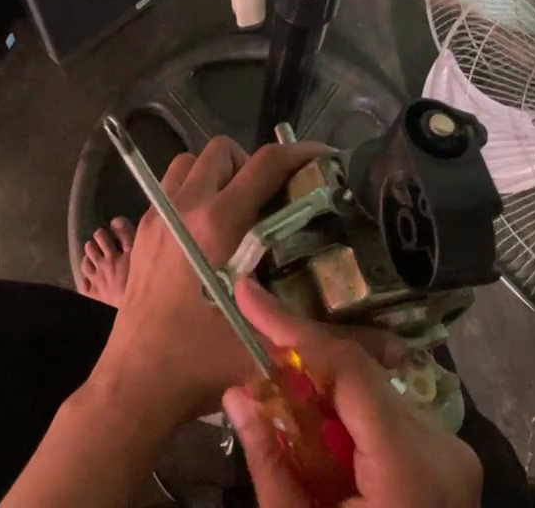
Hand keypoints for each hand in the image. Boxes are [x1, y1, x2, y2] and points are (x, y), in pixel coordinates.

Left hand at [85, 135, 325, 426]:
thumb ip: (334, 340)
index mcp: (219, 224)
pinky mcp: (142, 232)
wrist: (136, 384)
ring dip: (216, 172)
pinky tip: (206, 233)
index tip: (323, 157)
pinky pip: (169, 187)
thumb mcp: (270, 345)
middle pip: (222, 150)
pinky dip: (191, 191)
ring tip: (236, 206)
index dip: (300, 152)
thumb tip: (399, 348)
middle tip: (271, 198)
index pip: (265, 164)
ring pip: (188, 162)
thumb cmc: (200, 362)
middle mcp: (185, 207)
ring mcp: (157, 216)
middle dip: (251, 163)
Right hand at [222, 280, 482, 507]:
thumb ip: (272, 461)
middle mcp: (444, 447)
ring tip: (285, 419)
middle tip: (253, 367)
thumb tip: (237, 393)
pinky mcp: (447, 459)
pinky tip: (322, 447)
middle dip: (301, 368)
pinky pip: (385, 417)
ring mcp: (452, 452)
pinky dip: (345, 420)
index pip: (350, 371)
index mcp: (412, 470)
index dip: (295, 329)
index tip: (247, 297)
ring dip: (322, 397)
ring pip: (370, 393)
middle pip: (359, 378)